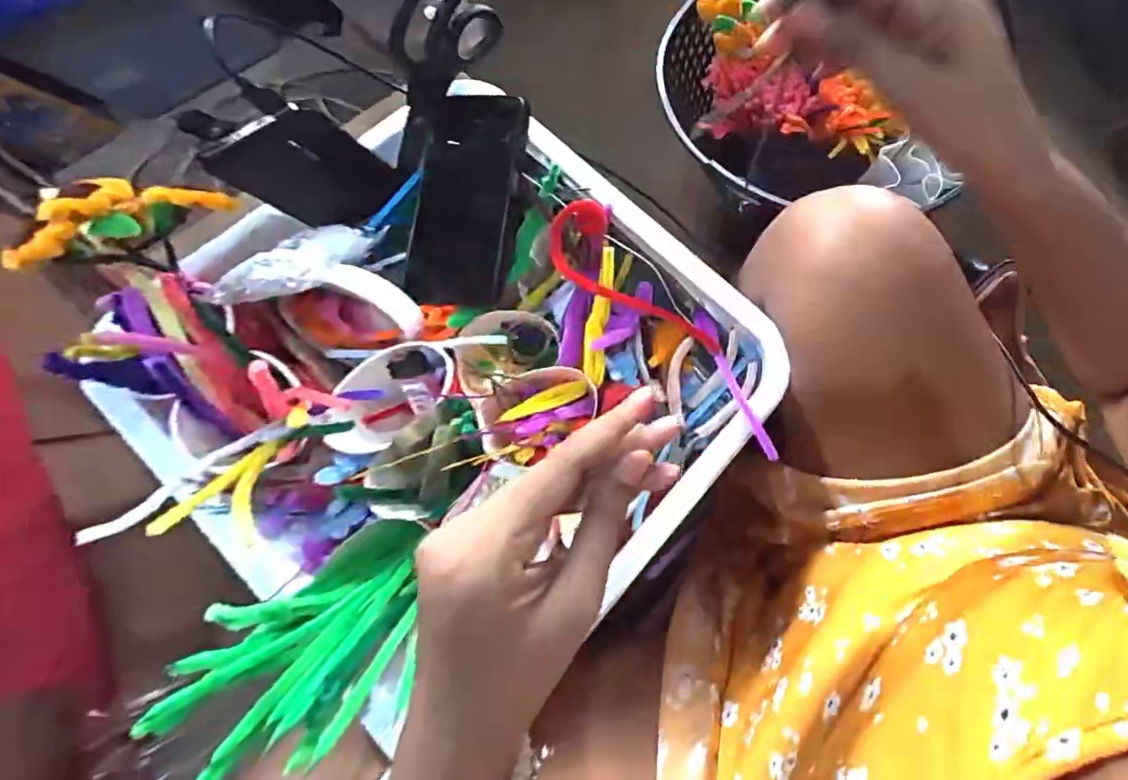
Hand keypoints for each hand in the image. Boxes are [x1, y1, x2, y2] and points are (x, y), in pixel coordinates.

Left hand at [395, 387, 680, 779]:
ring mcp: (456, 531)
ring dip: (601, 477)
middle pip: (554, 473)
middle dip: (616, 453)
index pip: (558, 468)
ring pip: (545, 486)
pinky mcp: (464, 539)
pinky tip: (616, 492)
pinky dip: (573, 499)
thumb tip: (639, 456)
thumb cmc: (526, 676)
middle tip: (671, 433)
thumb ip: (607, 519)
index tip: (650, 397)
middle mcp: (459, 527)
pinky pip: (530, 506)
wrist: (460, 731)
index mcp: (482, 547)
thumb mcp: (579, 597)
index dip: (610, 428)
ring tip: (660, 468)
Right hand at [774, 0, 1051, 183]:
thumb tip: (796, 11)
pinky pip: (886, 35)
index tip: (768, 15)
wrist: (1013, 168)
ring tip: (787, 57)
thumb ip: (850, 41)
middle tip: (770, 45)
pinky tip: (824, 62)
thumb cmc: (967, 126)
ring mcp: (940, 18)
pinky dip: (857, 49)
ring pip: (870, 15)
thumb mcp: (904, 83)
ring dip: (831, 33)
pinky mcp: (935, 44)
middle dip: (817, 15)